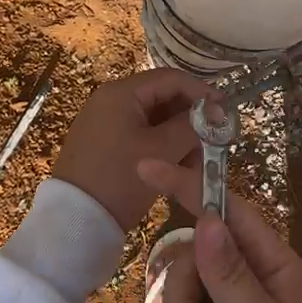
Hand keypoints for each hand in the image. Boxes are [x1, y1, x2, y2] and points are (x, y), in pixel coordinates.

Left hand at [51, 68, 209, 230]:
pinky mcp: (104, 144)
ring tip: (196, 163)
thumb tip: (217, 111)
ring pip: (154, 120)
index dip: (202, 92)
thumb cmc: (119, 179)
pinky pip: (141, 136)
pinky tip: (176, 167)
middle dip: (191, 120)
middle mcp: (111, 100)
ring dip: (178, 137)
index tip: (227, 111)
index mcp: (121, 93)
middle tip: (214, 143)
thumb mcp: (162, 151)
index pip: (171, 78)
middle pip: (163, 98)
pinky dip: (161, 148)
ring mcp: (105, 122)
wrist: (73, 223)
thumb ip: (192, 126)